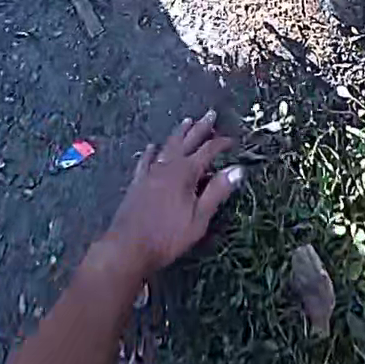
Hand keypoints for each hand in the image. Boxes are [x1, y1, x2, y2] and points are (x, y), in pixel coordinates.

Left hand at [98, 109, 242, 279]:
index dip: (222, 143)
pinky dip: (151, 151)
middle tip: (211, 114)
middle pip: (188, 140)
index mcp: (186, 172)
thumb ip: (217, 191)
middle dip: (201, 127)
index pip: (209, 150)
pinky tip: (152, 147)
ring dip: (180, 132)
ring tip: (187, 121)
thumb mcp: (199, 218)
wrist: (126, 249)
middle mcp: (169, 166)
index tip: (233, 141)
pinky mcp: (137, 182)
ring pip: (168, 145)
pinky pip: (146, 160)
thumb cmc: (167, 237)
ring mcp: (151, 172)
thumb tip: (238, 169)